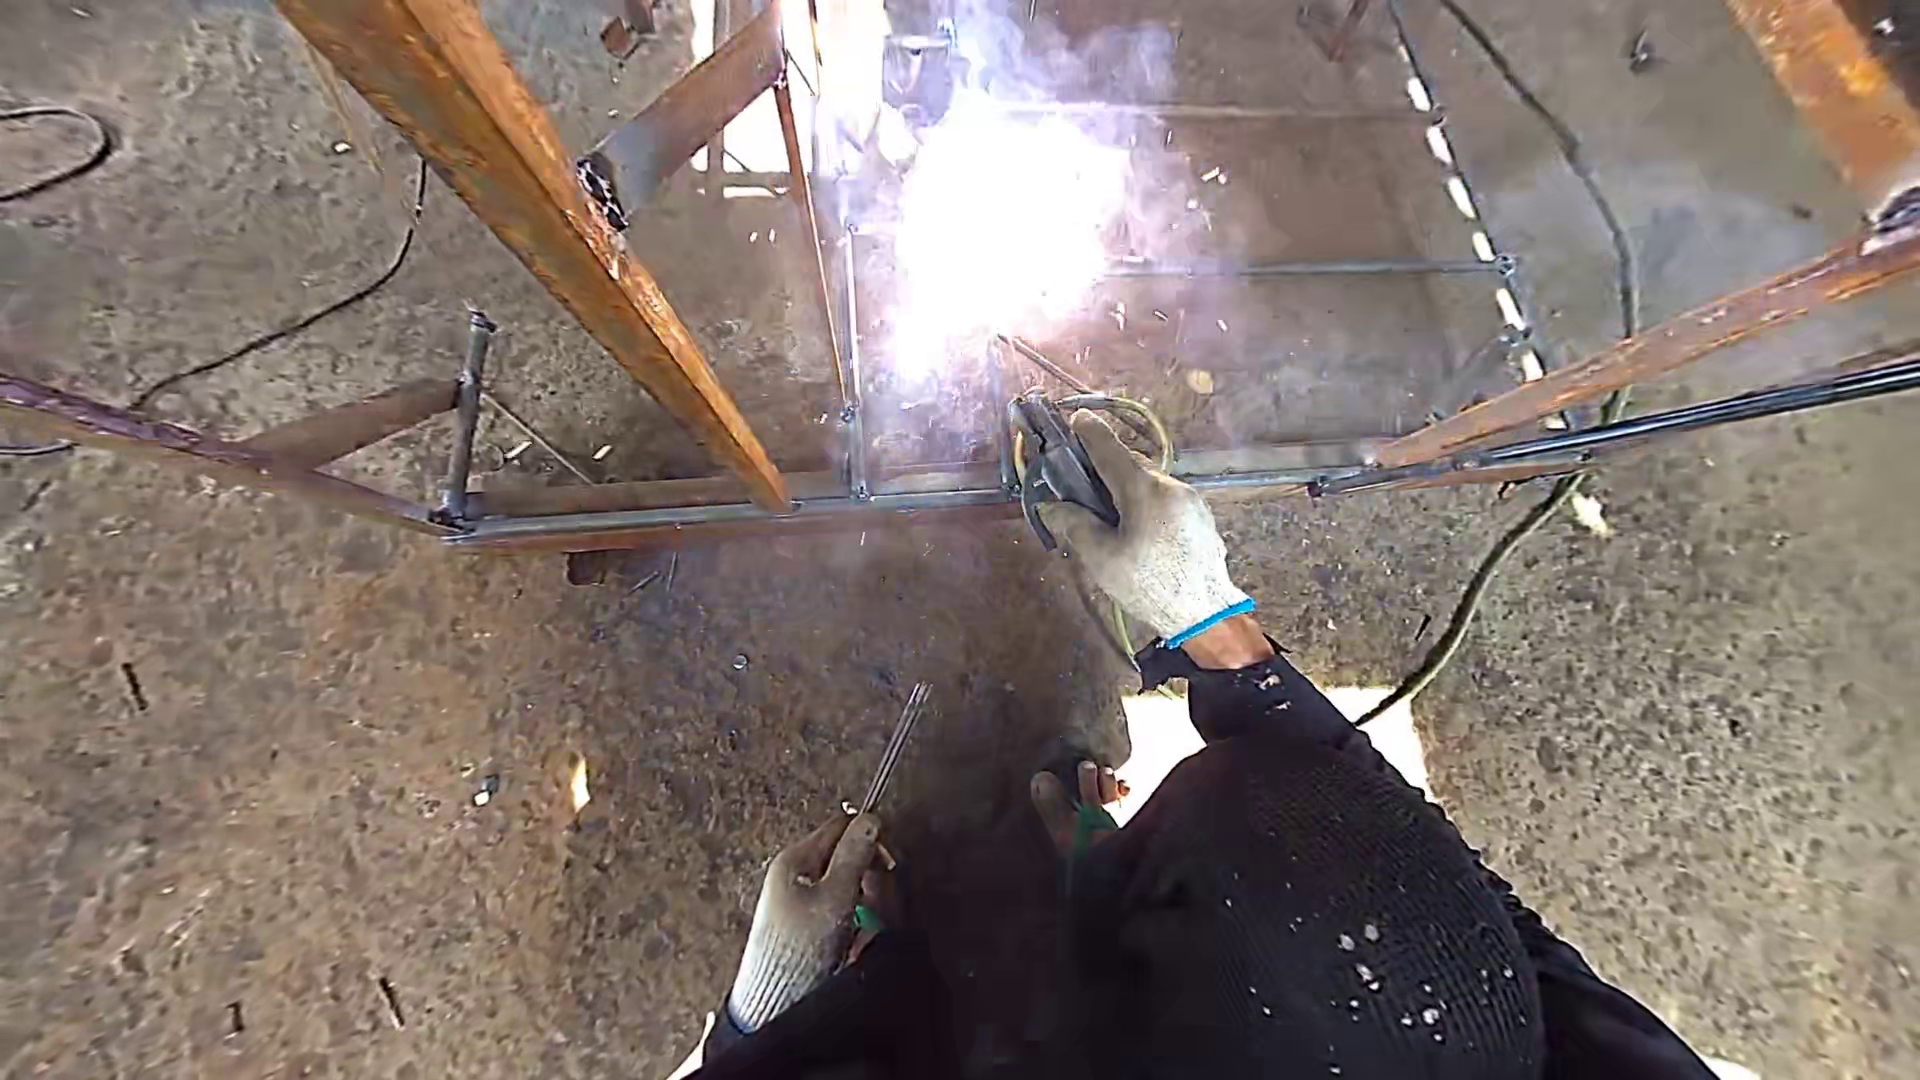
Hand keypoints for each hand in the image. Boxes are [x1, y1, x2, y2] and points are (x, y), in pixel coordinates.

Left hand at [727, 812, 881, 1031]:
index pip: (840, 826)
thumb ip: (854, 854)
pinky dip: (847, 919)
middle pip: (842, 854)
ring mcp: (794, 899)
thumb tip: (870, 819)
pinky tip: (848, 941)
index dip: (867, 837)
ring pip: (842, 883)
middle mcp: (792, 873)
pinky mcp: (799, 924)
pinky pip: (834, 908)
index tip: (885, 860)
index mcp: (795, 858)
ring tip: (858, 926)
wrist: (771, 1008)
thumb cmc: (799, 950)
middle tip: (874, 896)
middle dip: (864, 874)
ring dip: (858, 900)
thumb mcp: (835, 895)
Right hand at [1037, 410, 1251, 642]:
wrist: (1206, 614)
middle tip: (1081, 486)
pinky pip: (1165, 498)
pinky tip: (1136, 529)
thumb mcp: (1101, 557)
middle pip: (1131, 466)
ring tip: (1107, 514)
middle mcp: (1172, 486)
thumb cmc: (1148, 585)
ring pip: (1149, 482)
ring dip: (1125, 488)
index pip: (1110, 450)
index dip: (1089, 433)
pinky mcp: (1200, 517)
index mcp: (1145, 490)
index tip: (1076, 419)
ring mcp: (1191, 500)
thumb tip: (1053, 506)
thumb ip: (1075, 524)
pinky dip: (1144, 502)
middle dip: (1105, 468)